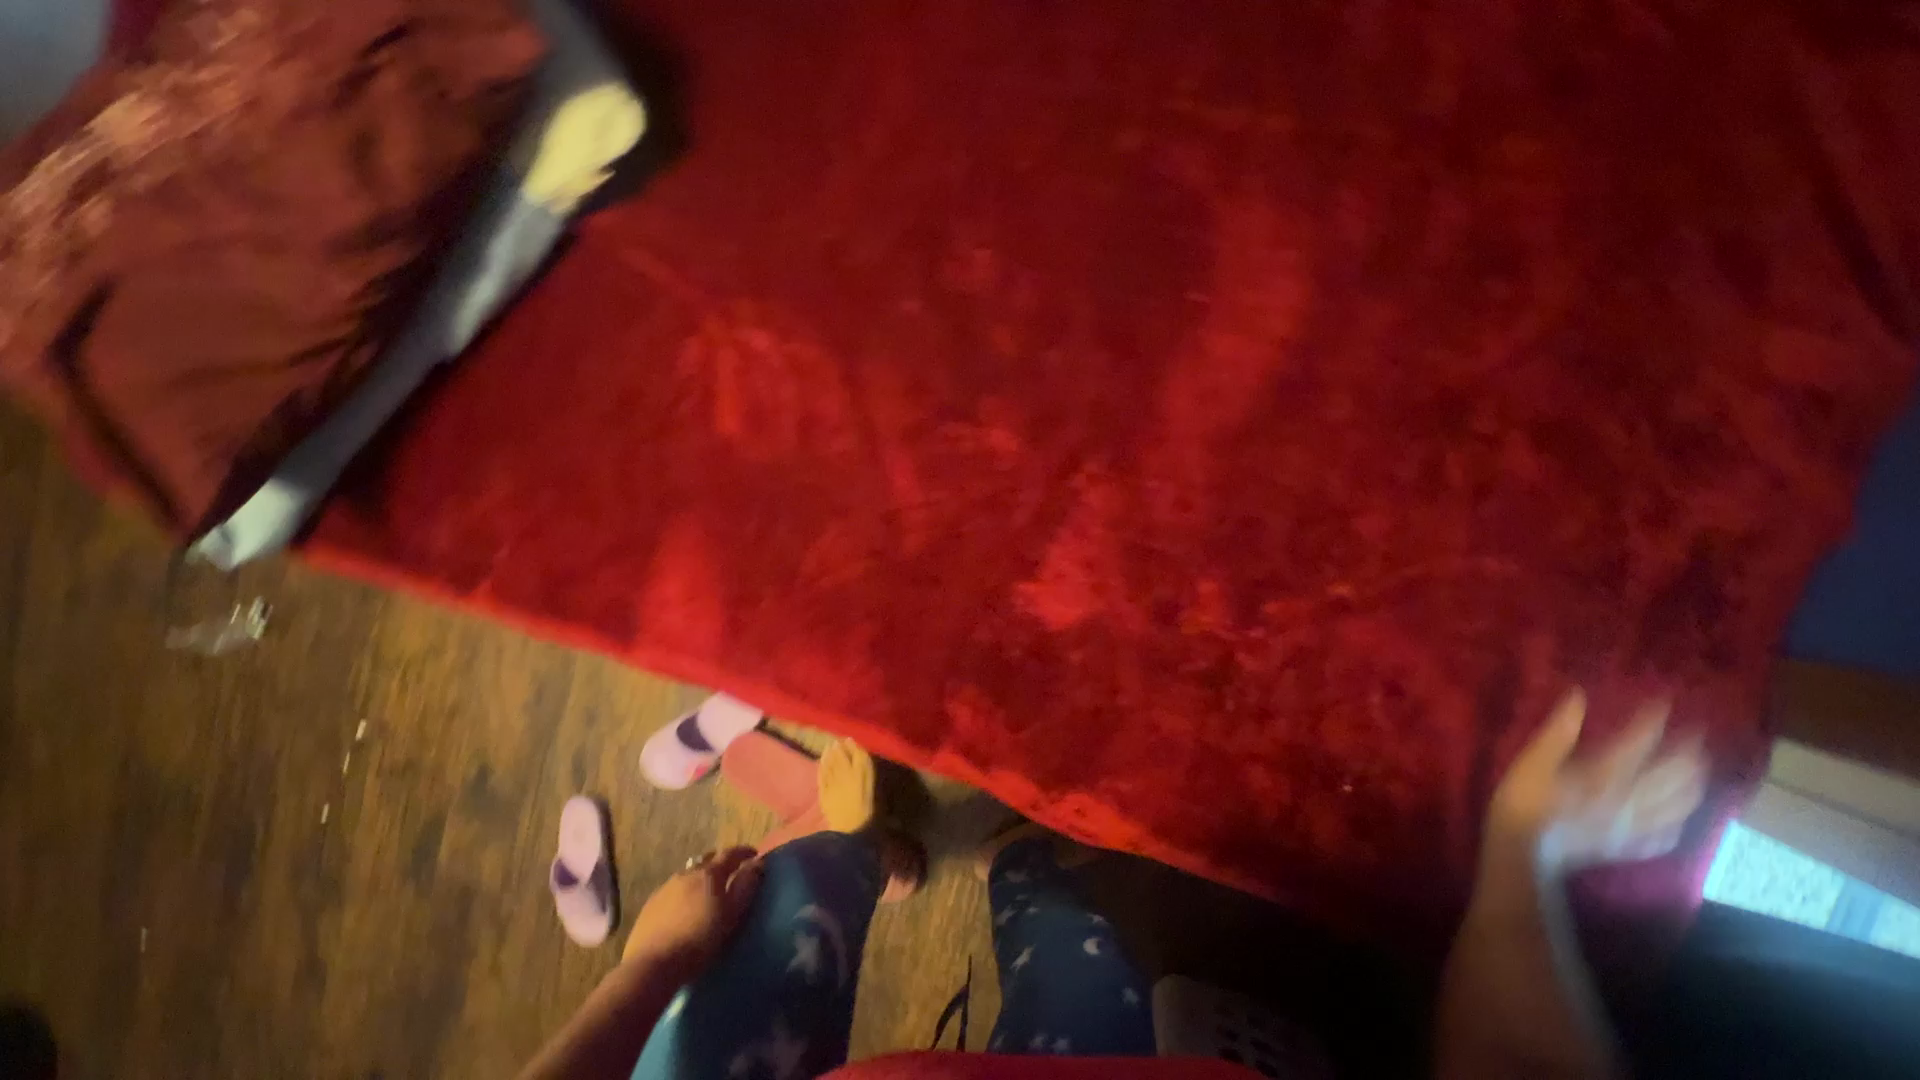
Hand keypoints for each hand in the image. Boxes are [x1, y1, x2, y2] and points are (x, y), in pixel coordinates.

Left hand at [623, 847, 764, 976]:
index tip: (754, 855)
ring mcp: (665, 888)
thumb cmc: (700, 941)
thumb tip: (758, 863)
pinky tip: (683, 909)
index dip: (744, 852)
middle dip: (720, 863)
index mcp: (709, 874)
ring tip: (706, 893)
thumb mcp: (732, 915)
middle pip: (707, 860)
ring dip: (700, 879)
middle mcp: (686, 873)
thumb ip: (746, 886)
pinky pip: (673, 890)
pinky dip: (683, 893)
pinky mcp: (650, 905)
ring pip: (688, 875)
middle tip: (730, 874)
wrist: (653, 965)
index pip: (730, 854)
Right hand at [1488, 688, 1707, 875]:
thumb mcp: (1533, 760)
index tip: (1664, 704)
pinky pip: (1666, 835)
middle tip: (1696, 737)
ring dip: (1694, 786)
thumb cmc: (1524, 799)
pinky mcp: (1629, 846)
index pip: (1639, 742)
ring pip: (1679, 805)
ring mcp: (1634, 826)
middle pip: (1673, 774)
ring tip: (1699, 773)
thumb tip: (1578, 697)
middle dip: (1689, 753)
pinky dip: (1676, 822)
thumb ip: (1559, 731)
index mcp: (1606, 774)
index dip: (1654, 721)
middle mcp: (1631, 799)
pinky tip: (1674, 817)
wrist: (1524, 850)